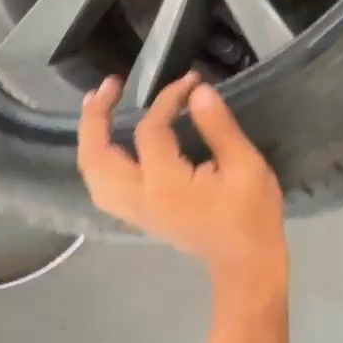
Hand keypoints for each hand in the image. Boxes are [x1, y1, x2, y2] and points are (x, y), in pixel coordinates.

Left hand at [78, 72, 287, 306]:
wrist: (245, 262)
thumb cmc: (252, 213)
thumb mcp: (246, 165)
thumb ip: (218, 127)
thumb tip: (197, 91)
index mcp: (165, 184)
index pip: (151, 130)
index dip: (167, 99)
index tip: (191, 80)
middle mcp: (139, 198)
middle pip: (97, 155)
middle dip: (96, 117)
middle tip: (108, 85)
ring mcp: (134, 210)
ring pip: (92, 173)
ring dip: (90, 138)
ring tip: (98, 106)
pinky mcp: (138, 214)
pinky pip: (101, 184)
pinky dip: (98, 158)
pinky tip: (109, 141)